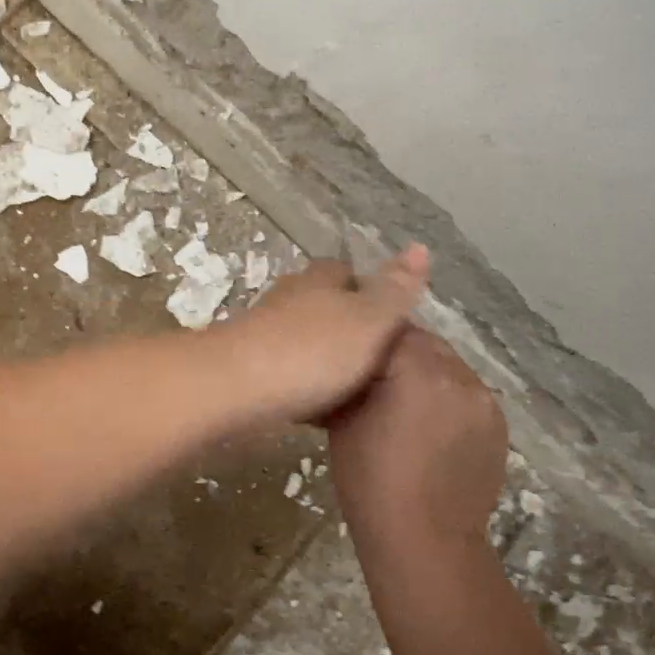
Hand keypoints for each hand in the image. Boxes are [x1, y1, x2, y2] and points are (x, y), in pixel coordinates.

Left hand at [219, 244, 430, 425]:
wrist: (234, 385)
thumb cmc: (311, 350)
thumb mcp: (369, 320)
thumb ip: (394, 290)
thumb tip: (420, 247)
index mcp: (319, 281)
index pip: (347, 272)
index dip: (370, 291)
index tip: (392, 322)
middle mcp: (289, 296)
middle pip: (323, 303)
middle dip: (347, 325)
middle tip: (378, 360)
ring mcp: (263, 329)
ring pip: (302, 335)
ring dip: (323, 354)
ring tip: (354, 386)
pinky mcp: (247, 363)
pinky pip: (286, 368)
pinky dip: (303, 381)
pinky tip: (317, 407)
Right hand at [329, 329, 506, 550]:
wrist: (425, 540)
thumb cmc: (371, 478)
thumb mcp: (342, 418)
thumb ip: (352, 376)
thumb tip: (345, 358)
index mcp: (420, 367)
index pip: (390, 328)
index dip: (365, 340)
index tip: (347, 360)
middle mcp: (461, 375)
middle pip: (423, 343)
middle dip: (396, 356)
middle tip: (368, 383)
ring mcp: (486, 401)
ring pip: (446, 368)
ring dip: (422, 377)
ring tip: (397, 408)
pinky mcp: (498, 426)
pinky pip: (464, 395)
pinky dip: (443, 401)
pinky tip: (424, 431)